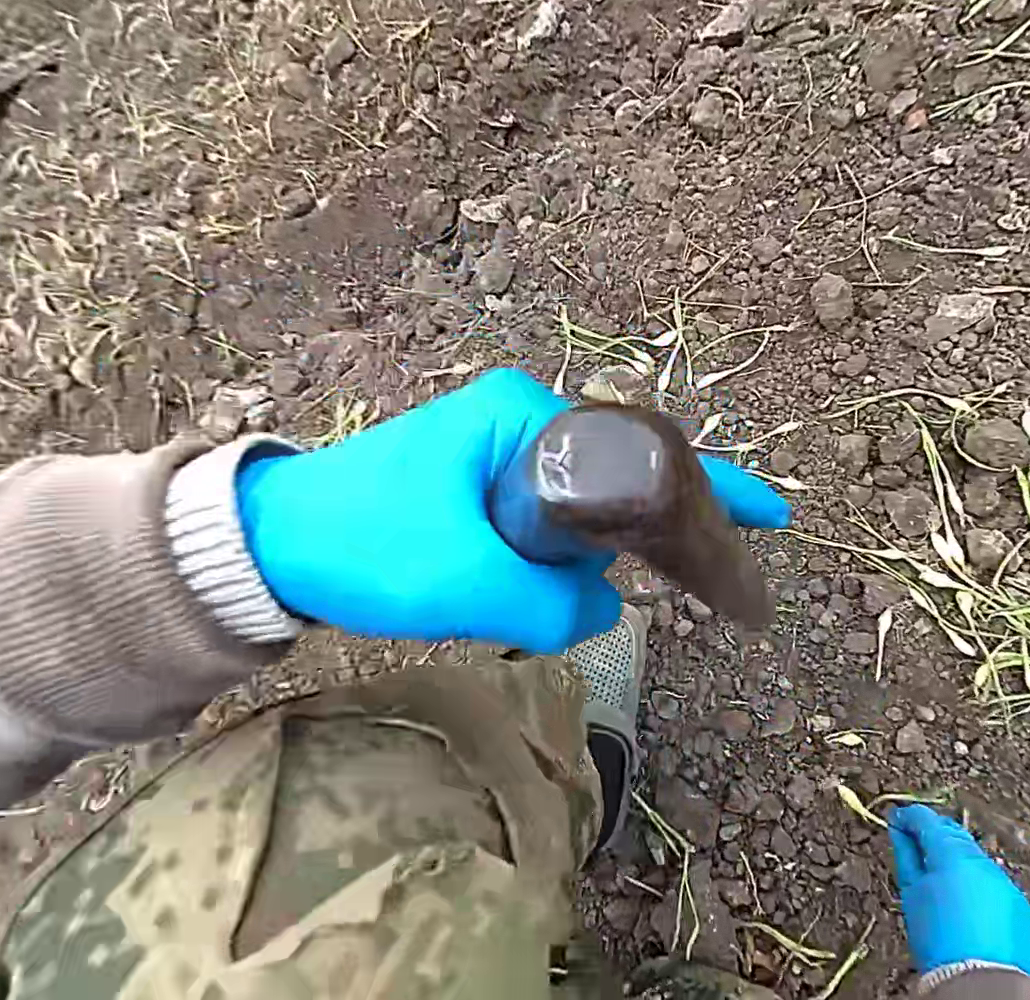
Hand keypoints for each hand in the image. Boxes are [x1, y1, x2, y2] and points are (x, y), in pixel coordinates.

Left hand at [233, 368, 790, 650]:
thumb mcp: (463, 584)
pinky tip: (593, 575)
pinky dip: (585, 545)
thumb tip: (607, 613)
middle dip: (678, 512)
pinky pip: (561, 511)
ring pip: (593, 499)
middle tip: (734, 545)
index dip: (712, 485)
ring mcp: (509, 448)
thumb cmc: (360, 544)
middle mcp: (527, 420)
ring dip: (618, 541)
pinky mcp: (490, 481)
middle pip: (629, 470)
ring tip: (643, 577)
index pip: (640, 451)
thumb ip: (551, 609)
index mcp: (526, 416)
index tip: (770, 513)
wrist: (260, 545)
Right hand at [888, 805, 1029, 980]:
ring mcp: (1005, 882)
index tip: (897, 819)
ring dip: (959, 864)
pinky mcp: (1021, 905)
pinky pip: (996, 886)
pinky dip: (981, 888)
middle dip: (935, 836)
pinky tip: (969, 908)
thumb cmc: (937, 942)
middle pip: (954, 835)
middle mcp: (982, 861)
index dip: (909, 817)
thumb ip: (906, 856)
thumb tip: (898, 829)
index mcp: (952, 854)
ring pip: (976, 860)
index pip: (928, 821)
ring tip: (942, 884)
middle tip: (915, 846)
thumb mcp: (912, 895)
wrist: (980, 988)